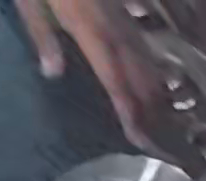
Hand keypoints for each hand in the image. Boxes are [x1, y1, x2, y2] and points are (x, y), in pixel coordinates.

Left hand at [14, 0, 163, 150]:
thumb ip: (40, 32)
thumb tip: (52, 73)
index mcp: (89, 30)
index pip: (116, 82)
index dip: (130, 112)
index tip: (140, 140)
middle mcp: (115, 32)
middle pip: (142, 80)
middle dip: (152, 113)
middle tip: (159, 141)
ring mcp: (124, 21)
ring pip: (149, 67)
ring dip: (158, 97)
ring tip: (164, 123)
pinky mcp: (124, 13)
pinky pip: (145, 50)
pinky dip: (153, 73)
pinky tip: (156, 85)